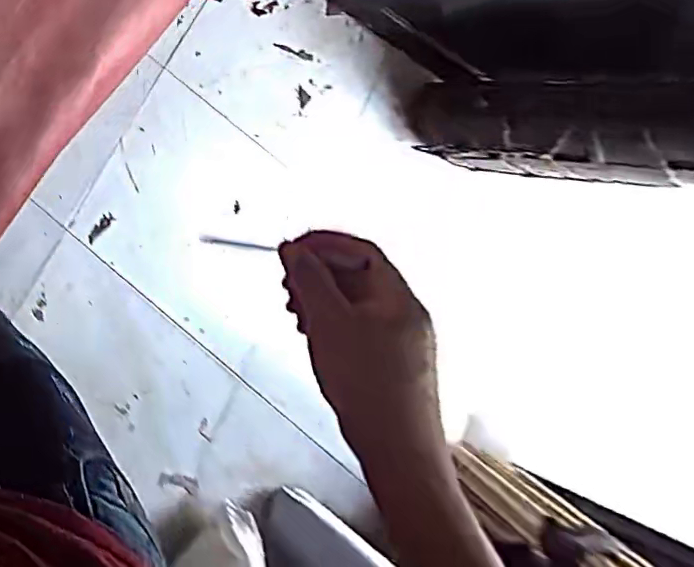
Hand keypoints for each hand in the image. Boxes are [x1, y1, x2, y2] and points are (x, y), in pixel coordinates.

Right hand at [280, 231, 441, 452]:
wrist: (397, 450)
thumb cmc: (371, 389)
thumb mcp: (328, 321)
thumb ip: (309, 279)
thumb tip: (295, 251)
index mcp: (399, 299)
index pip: (361, 250)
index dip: (324, 243)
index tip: (294, 247)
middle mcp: (404, 315)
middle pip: (357, 273)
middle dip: (317, 270)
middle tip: (289, 276)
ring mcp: (399, 339)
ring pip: (353, 299)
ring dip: (320, 295)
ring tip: (296, 306)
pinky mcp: (388, 360)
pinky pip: (355, 322)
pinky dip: (329, 317)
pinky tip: (313, 331)